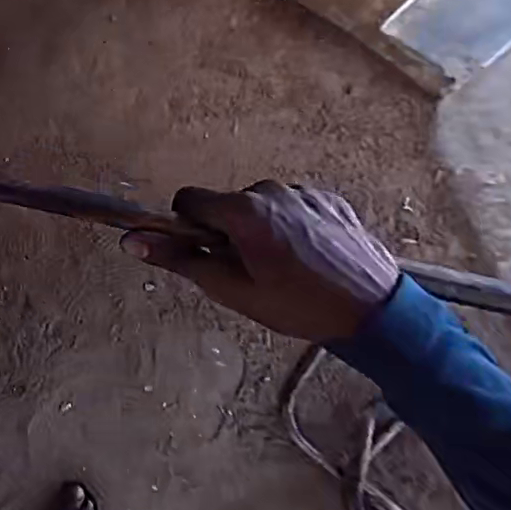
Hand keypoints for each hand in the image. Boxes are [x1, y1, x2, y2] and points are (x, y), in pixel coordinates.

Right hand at [120, 181, 400, 341]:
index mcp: (241, 211)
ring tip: (284, 263)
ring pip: (257, 205)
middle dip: (226, 230)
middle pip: (224, 204)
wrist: (381, 317)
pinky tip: (308, 254)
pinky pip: (291, 205)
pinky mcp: (331, 200)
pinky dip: (290, 224)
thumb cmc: (298, 305)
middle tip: (249, 266)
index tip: (207, 251)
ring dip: (259, 227)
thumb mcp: (229, 288)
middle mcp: (270, 191)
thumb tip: (129, 241)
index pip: (188, 200)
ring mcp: (304, 194)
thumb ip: (177, 258)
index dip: (188, 226)